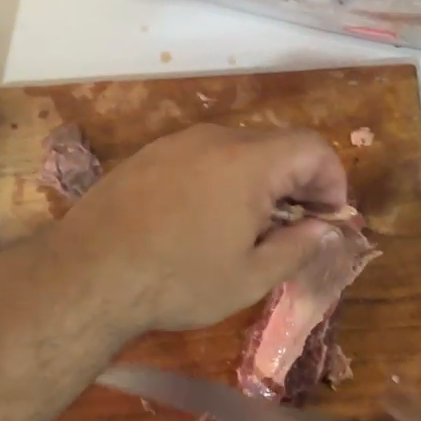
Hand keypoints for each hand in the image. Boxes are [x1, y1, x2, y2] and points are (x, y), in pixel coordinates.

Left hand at [54, 124, 349, 332]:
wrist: (88, 276)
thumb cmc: (179, 281)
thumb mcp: (250, 277)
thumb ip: (297, 248)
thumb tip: (326, 231)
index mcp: (249, 162)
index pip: (313, 148)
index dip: (332, 181)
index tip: (330, 220)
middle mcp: (214, 139)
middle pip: (275, 146)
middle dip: (298, 184)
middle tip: (296, 229)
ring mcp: (174, 144)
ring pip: (235, 152)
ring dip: (258, 184)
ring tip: (251, 231)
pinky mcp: (146, 158)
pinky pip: (200, 160)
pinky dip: (221, 183)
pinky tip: (205, 224)